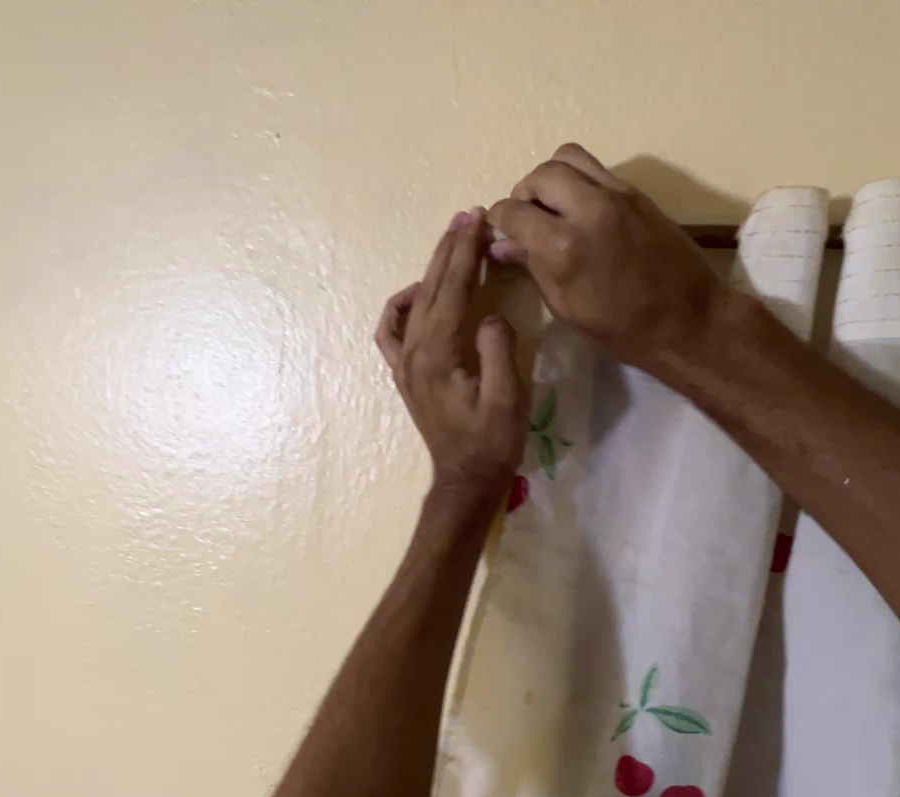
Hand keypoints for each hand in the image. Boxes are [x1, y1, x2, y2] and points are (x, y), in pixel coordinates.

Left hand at [375, 209, 528, 501]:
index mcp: (437, 355)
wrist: (465, 479)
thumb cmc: (491, 443)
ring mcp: (404, 365)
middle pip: (430, 288)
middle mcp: (413, 354)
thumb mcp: (507, 398)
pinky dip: (401, 308)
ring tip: (453, 244)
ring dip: (432, 271)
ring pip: (413, 304)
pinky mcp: (405, 375)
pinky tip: (417, 295)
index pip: (452, 290)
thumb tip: (489, 316)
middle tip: (469, 215)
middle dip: (450, 249)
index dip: (465, 251)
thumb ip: (498, 351)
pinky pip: (391, 333)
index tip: (478, 218)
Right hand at [487, 144, 729, 373]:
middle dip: (523, 194)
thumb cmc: (620, 328)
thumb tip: (503, 245)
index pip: (513, 212)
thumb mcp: (565, 306)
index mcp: (564, 246)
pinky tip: (577, 210)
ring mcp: (616, 194)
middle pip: (539, 175)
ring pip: (568, 158)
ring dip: (550, 178)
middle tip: (524, 220)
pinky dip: (576, 180)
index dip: (497, 221)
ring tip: (550, 207)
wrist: (688, 319)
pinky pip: (595, 168)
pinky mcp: (636, 192)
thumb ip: (533, 266)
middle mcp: (588, 208)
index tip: (497, 233)